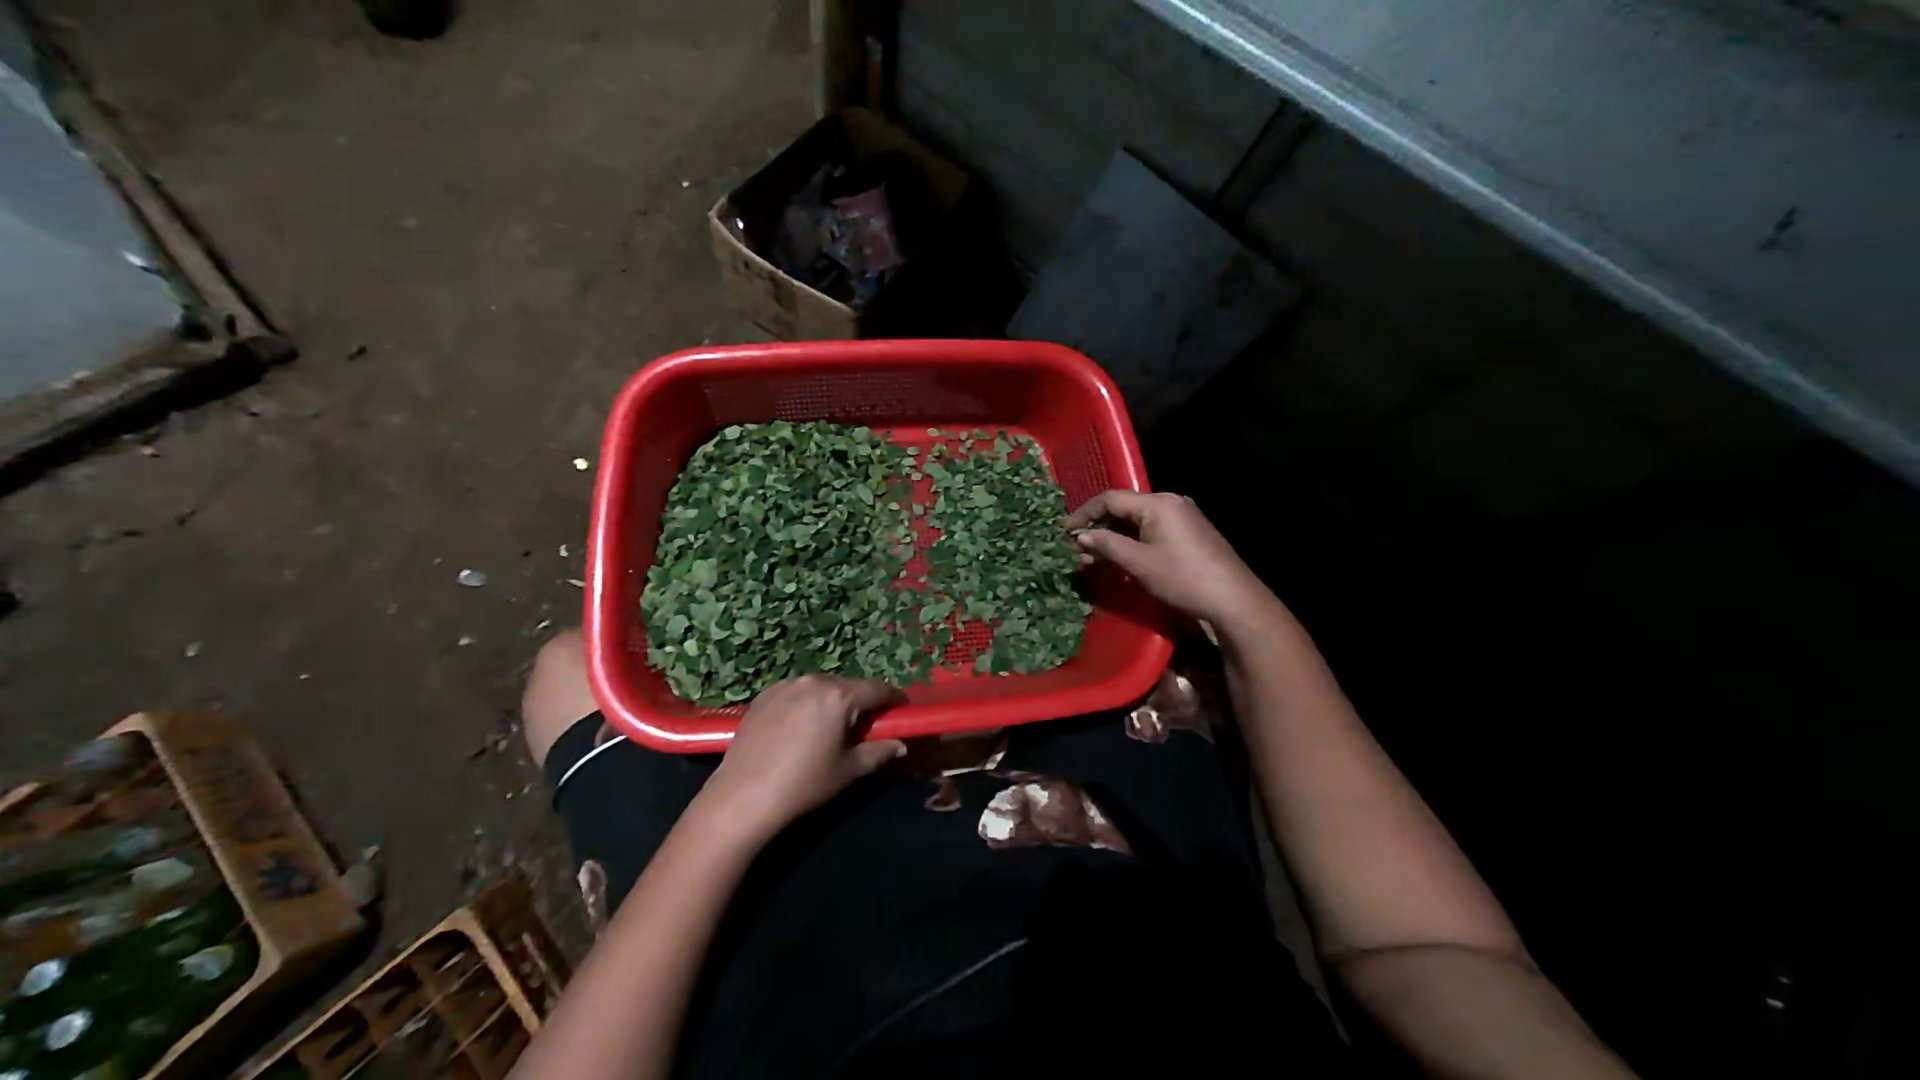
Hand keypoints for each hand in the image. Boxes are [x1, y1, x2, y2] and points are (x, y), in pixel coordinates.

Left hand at [694, 675, 906, 843]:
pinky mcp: (764, 694)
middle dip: (863, 702)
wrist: (742, 796)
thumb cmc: (803, 783)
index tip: (901, 714)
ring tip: (831, 729)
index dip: (894, 701)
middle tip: (866, 727)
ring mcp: (785, 685)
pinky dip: (808, 704)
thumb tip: (900, 745)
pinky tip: (801, 729)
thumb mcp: (848, 770)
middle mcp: (813, 680)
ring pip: (823, 687)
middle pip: (850, 686)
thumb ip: (879, 752)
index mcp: (839, 696)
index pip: (878, 689)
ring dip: (834, 701)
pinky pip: (797, 692)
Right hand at [1068, 490, 1277, 629]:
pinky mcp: (1188, 535)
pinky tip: (1120, 562)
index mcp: (1158, 503)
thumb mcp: (1139, 563)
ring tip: (1093, 561)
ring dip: (1113, 539)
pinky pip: (1151, 532)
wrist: (1233, 601)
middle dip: (1098, 529)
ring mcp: (1182, 518)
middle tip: (1078, 552)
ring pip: (1137, 522)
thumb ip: (1106, 545)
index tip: (1064, 532)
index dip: (1084, 513)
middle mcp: (1170, 503)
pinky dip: (1132, 544)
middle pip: (1124, 509)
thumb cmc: (1183, 578)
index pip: (1111, 499)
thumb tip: (1081, 535)